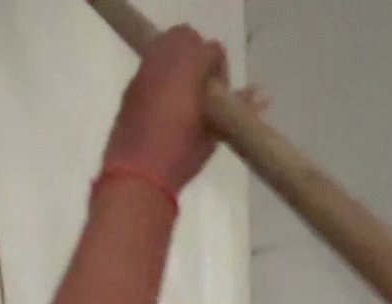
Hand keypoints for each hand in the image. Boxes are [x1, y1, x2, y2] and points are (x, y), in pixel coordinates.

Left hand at [101, 26, 227, 191]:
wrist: (137, 176)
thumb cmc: (180, 154)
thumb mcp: (214, 133)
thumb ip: (237, 107)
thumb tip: (263, 96)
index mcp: (190, 64)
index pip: (213, 50)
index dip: (220, 73)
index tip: (219, 98)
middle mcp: (164, 59)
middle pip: (185, 39)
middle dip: (196, 60)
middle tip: (201, 93)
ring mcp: (143, 72)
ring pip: (163, 50)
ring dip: (176, 68)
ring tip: (183, 102)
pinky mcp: (128, 90)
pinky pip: (148, 73)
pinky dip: (158, 83)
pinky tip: (163, 113)